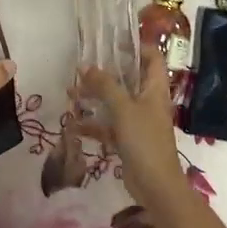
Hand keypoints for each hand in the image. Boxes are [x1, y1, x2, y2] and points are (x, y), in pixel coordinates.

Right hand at [78, 50, 183, 206]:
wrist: (156, 185)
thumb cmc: (144, 140)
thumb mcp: (123, 109)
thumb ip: (105, 86)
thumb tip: (86, 66)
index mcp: (155, 88)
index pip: (152, 57)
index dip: (137, 46)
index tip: (113, 42)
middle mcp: (148, 101)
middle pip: (129, 79)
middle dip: (105, 74)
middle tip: (82, 69)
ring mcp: (138, 121)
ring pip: (115, 102)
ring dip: (95, 98)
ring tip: (70, 93)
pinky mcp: (129, 140)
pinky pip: (109, 126)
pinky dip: (94, 124)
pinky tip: (74, 124)